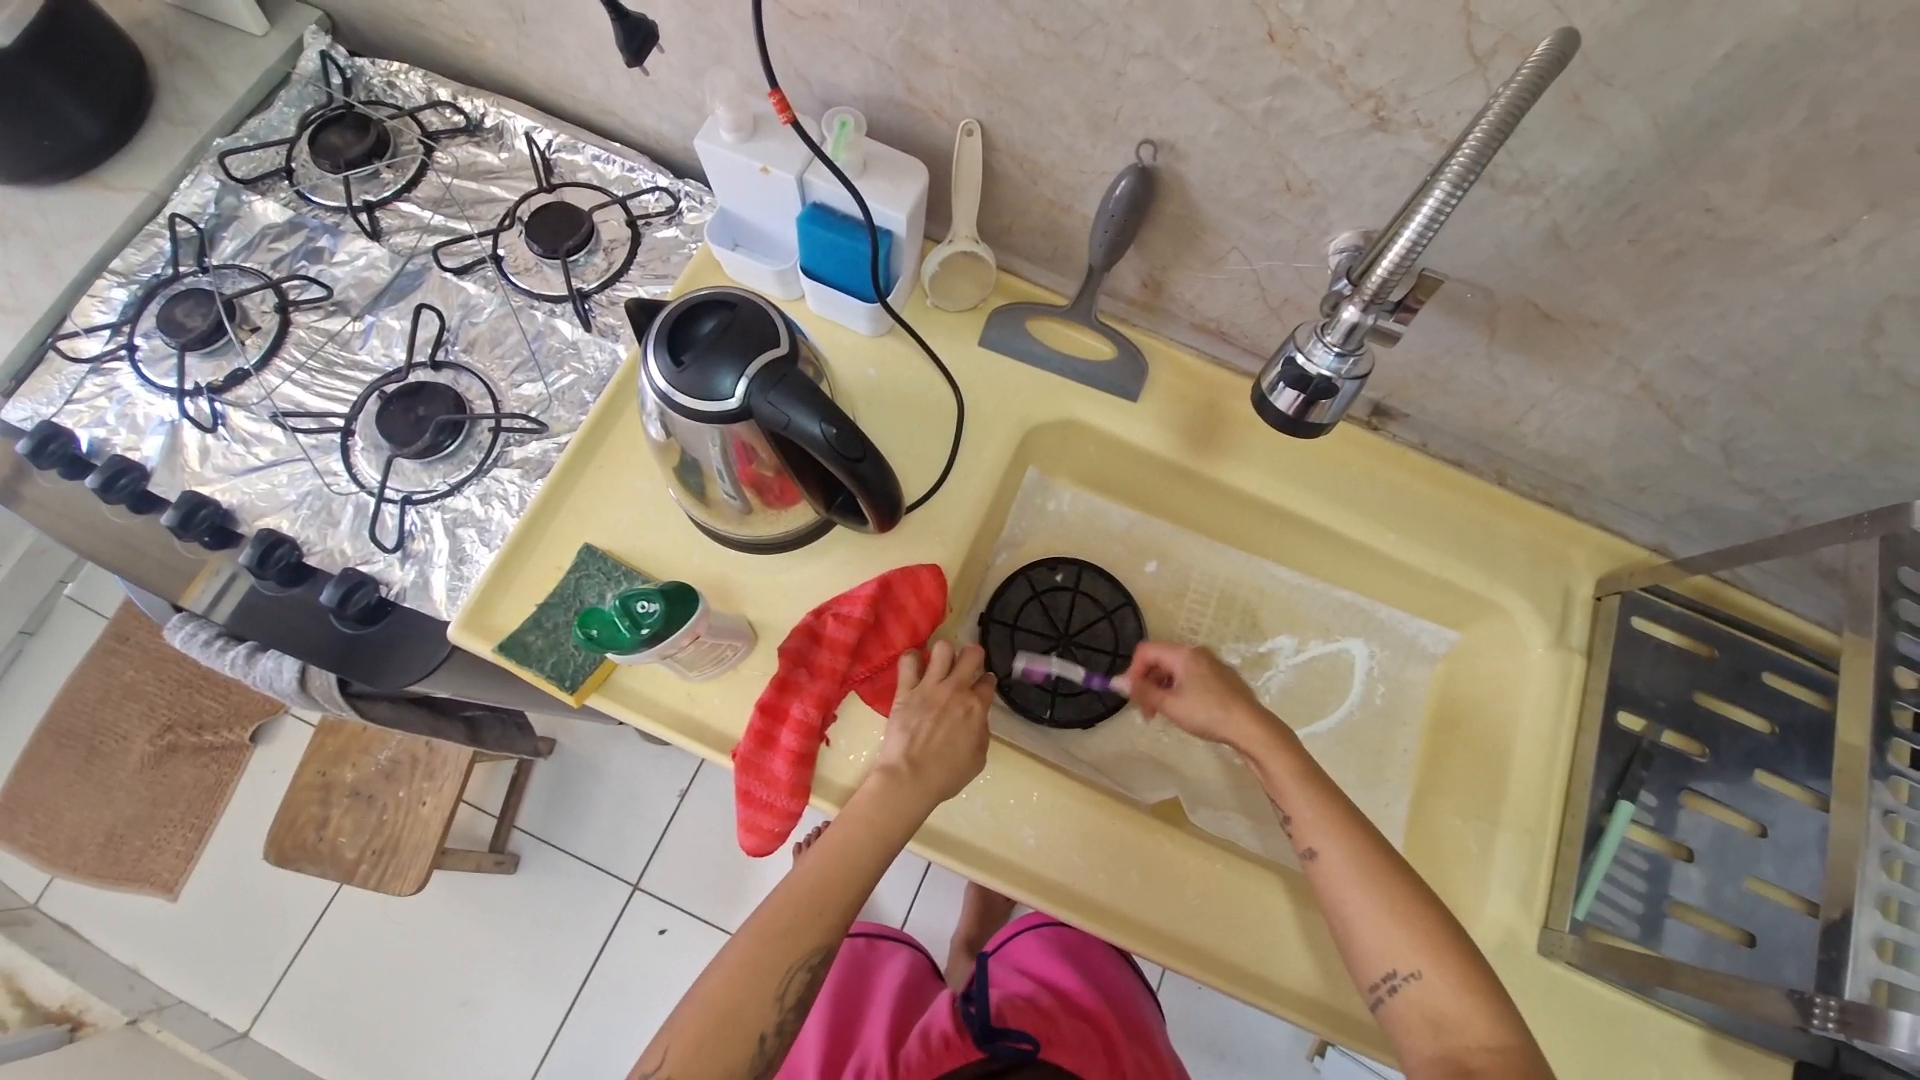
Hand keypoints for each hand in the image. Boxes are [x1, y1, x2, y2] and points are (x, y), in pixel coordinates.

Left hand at [871, 641, 994, 809]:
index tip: (983, 684)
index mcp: (976, 707)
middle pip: (971, 654)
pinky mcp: (905, 690)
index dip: (987, 681)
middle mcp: (956, 689)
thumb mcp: (978, 758)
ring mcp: (929, 687)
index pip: (988, 681)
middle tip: (967, 665)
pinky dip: (912, 658)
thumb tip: (978, 719)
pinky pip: (908, 661)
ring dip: (944, 654)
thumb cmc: (947, 775)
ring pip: (942, 648)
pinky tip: (914, 665)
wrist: (910, 777)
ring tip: (939, 664)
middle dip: (973, 655)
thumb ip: (981, 732)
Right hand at [1126, 641, 1284, 751]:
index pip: (1145, 651)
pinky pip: (1190, 678)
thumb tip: (1115, 682)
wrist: (1252, 727)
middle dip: (1147, 683)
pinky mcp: (1221, 678)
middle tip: (1147, 712)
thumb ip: (1141, 692)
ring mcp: (1211, 664)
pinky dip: (1179, 691)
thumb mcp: (1170, 704)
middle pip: (1160, 660)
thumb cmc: (1208, 713)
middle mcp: (1197, 653)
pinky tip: (1184, 712)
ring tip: (1164, 715)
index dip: (1133, 672)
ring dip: (1162, 689)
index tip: (1133, 698)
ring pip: (1175, 671)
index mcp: (1183, 654)